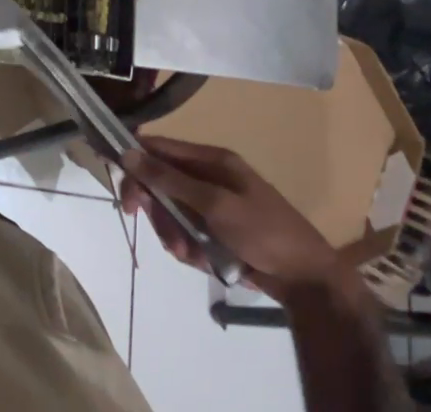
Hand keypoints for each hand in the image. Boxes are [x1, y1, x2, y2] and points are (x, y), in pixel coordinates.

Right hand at [120, 136, 349, 300]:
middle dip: (157, 210)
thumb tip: (126, 152)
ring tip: (191, 254)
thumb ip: (168, 178)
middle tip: (155, 228)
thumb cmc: (264, 232)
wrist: (307, 281)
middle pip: (158, 184)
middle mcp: (208, 177)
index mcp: (212, 160)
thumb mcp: (214, 203)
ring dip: (173, 234)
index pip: (157, 148)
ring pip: (169, 212)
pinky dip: (188, 248)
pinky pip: (183, 233)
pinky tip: (204, 260)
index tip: (123, 193)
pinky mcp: (214, 231)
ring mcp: (211, 205)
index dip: (133, 163)